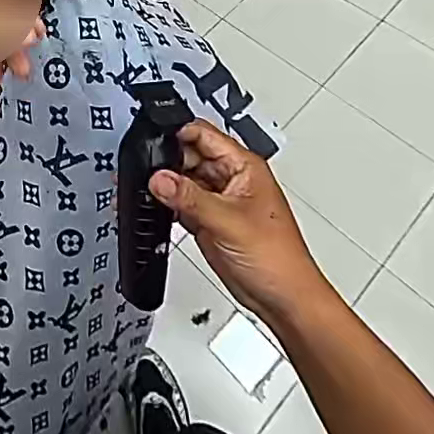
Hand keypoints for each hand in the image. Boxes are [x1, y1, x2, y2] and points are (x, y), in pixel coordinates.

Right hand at [148, 121, 330, 321]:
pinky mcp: (209, 221)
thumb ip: (190, 197)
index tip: (154, 143)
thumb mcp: (228, 221)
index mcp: (243, 166)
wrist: (283, 299)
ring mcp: (219, 200)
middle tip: (150, 173)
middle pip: (190, 155)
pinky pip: (182, 203)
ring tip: (152, 191)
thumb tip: (161, 178)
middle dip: (168, 161)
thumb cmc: (278, 258)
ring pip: (184, 179)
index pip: (205, 134)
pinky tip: (160, 210)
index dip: (179, 133)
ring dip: (168, 184)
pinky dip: (169, 205)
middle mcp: (231, 179)